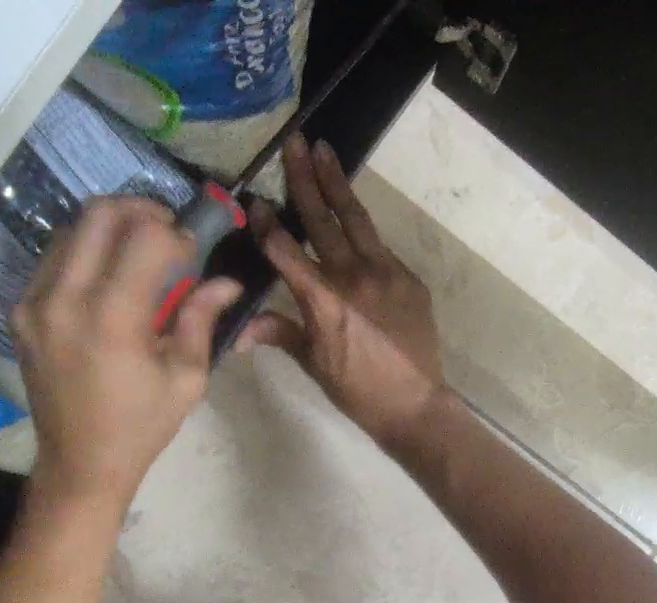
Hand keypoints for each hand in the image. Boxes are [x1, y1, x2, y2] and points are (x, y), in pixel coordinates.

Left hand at [13, 196, 241, 509]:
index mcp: (112, 318)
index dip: (178, 235)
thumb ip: (201, 320)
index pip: (146, 238)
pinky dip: (85, 253)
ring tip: (138, 250)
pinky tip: (108, 277)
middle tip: (167, 230)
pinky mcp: (21, 312)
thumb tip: (226, 282)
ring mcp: (35, 302)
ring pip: (72, 230)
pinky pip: (54, 260)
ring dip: (110, 229)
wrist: (80, 463)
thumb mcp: (186, 378)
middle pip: (100, 215)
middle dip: (141, 211)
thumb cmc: (142, 427)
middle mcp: (65, 298)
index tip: (195, 253)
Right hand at [240, 136, 448, 453]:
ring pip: (356, 220)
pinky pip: (380, 247)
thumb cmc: (358, 391)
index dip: (267, 225)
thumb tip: (240, 330)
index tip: (255, 201)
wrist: (415, 405)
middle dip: (305, 179)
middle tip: (295, 143)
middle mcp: (353, 276)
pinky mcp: (409, 279)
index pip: (286, 251)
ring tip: (326, 152)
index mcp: (323, 300)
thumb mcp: (314, 364)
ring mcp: (385, 273)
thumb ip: (281, 334)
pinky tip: (353, 217)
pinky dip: (363, 230)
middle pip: (322, 219)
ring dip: (338, 184)